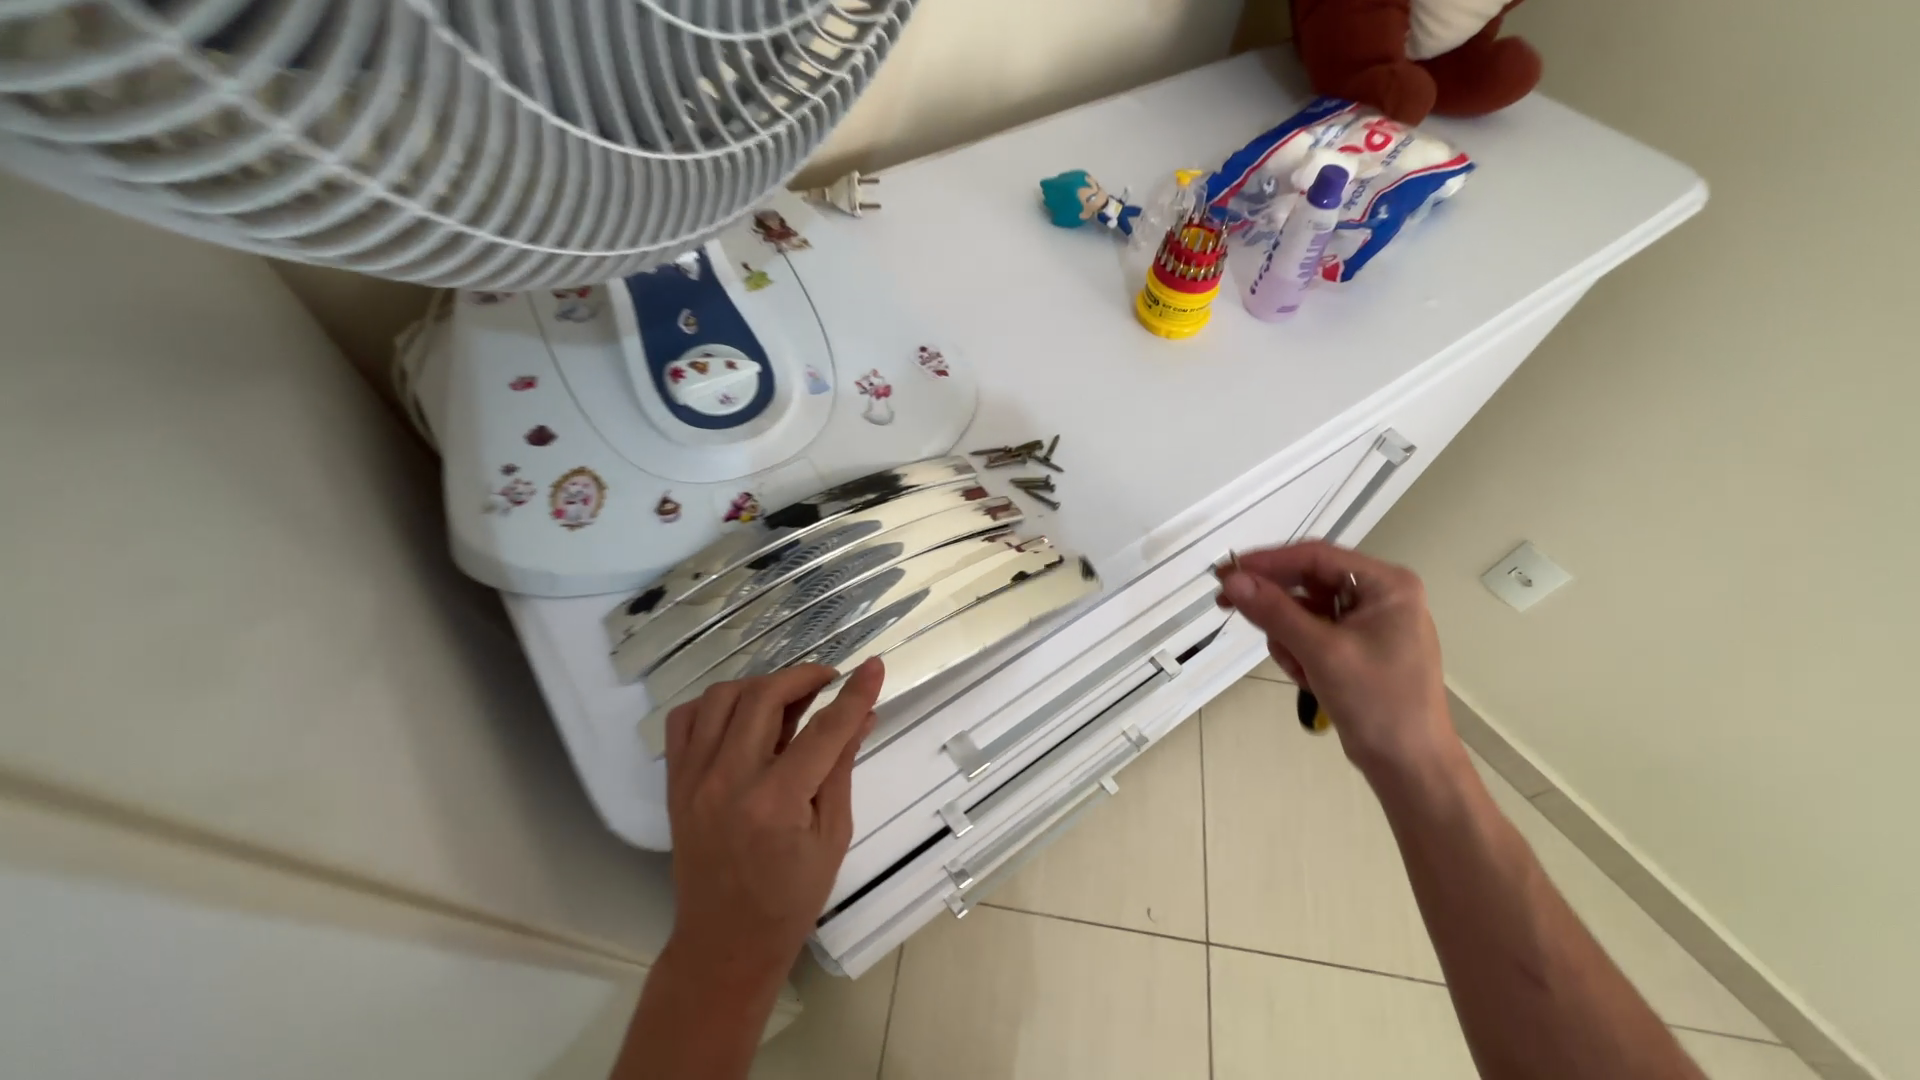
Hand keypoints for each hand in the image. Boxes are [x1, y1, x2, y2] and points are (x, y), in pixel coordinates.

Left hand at [662, 658, 884, 982]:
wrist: (725, 942)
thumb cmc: (790, 899)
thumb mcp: (832, 836)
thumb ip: (841, 769)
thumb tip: (862, 716)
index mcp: (776, 802)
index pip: (823, 730)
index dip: (853, 694)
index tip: (873, 666)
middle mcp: (728, 780)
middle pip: (765, 697)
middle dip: (804, 677)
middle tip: (829, 681)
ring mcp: (694, 779)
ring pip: (722, 697)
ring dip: (760, 685)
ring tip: (788, 698)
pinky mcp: (675, 782)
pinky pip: (685, 719)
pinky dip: (715, 703)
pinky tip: (741, 714)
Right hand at [1216, 542, 1455, 778]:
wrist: (1410, 766)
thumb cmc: (1378, 702)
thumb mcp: (1321, 652)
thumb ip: (1274, 611)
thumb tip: (1231, 580)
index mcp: (1387, 585)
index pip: (1315, 557)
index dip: (1267, 562)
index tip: (1226, 573)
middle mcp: (1380, 595)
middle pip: (1308, 582)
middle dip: (1277, 607)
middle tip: (1229, 607)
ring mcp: (1369, 623)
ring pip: (1304, 611)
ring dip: (1288, 636)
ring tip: (1297, 669)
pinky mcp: (1357, 648)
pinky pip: (1312, 634)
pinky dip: (1299, 652)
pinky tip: (1306, 678)